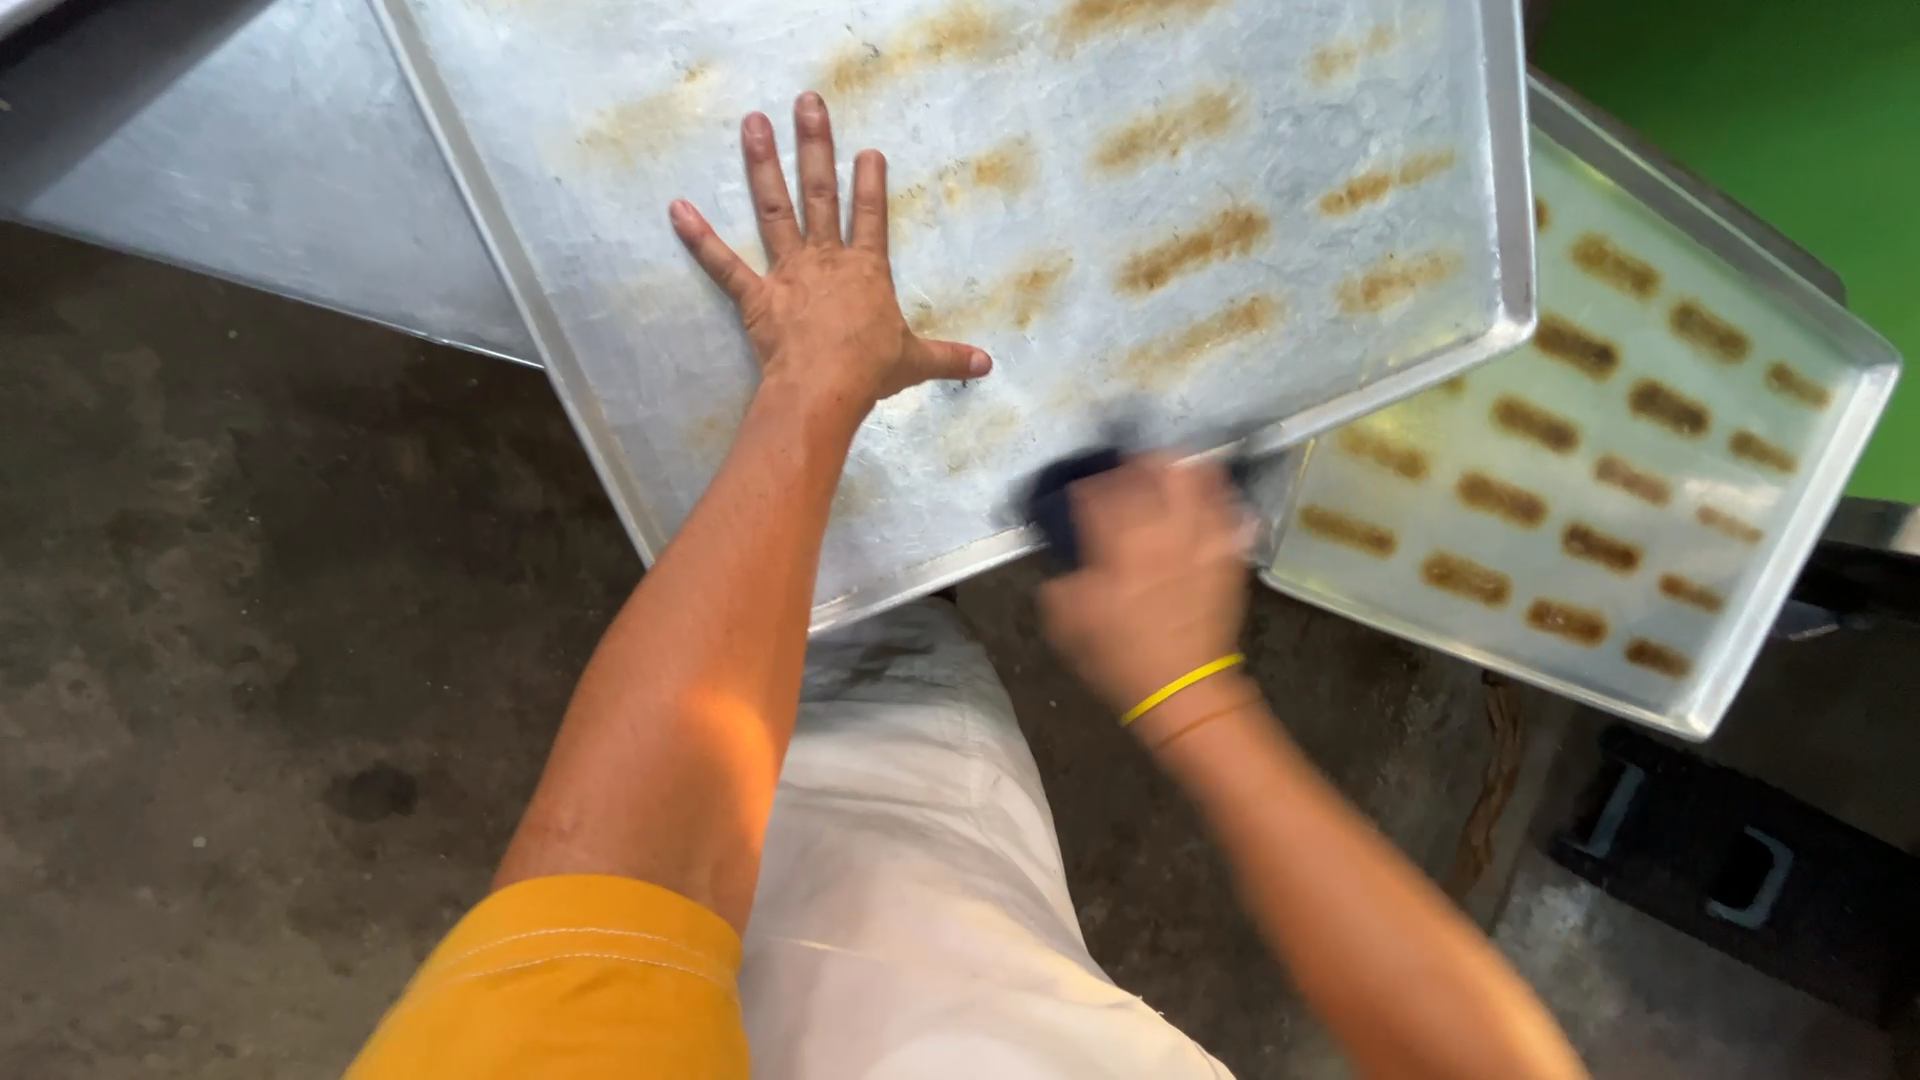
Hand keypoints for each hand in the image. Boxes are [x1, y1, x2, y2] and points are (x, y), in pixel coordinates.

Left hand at [669, 92, 991, 424]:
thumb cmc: (871, 370)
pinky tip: (676, 209)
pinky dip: (699, 239)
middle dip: (816, 147)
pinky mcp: (757, 297)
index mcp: (866, 271)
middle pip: (820, 194)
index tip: (868, 152)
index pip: (871, 218)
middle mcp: (826, 260)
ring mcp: (789, 275)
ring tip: (753, 124)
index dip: (870, 185)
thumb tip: (987, 365)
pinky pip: (723, 266)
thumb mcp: (916, 362)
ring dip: (763, 166)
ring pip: (775, 211)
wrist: (827, 387)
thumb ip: (950, 359)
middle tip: (807, 103)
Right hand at [1039, 455, 1252, 727]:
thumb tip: (1068, 564)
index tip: (1083, 491)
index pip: (1099, 497)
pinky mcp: (1225, 556)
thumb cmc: (1119, 657)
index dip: (1089, 487)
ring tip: (1168, 467)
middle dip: (1135, 463)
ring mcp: (1197, 543)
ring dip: (1177, 468)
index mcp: (1115, 550)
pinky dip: (1218, 496)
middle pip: (1150, 474)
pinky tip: (1209, 492)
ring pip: (1193, 482)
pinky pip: (1228, 512)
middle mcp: (1158, 536)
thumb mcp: (1069, 623)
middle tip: (1128, 466)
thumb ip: (1062, 584)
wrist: (1181, 687)